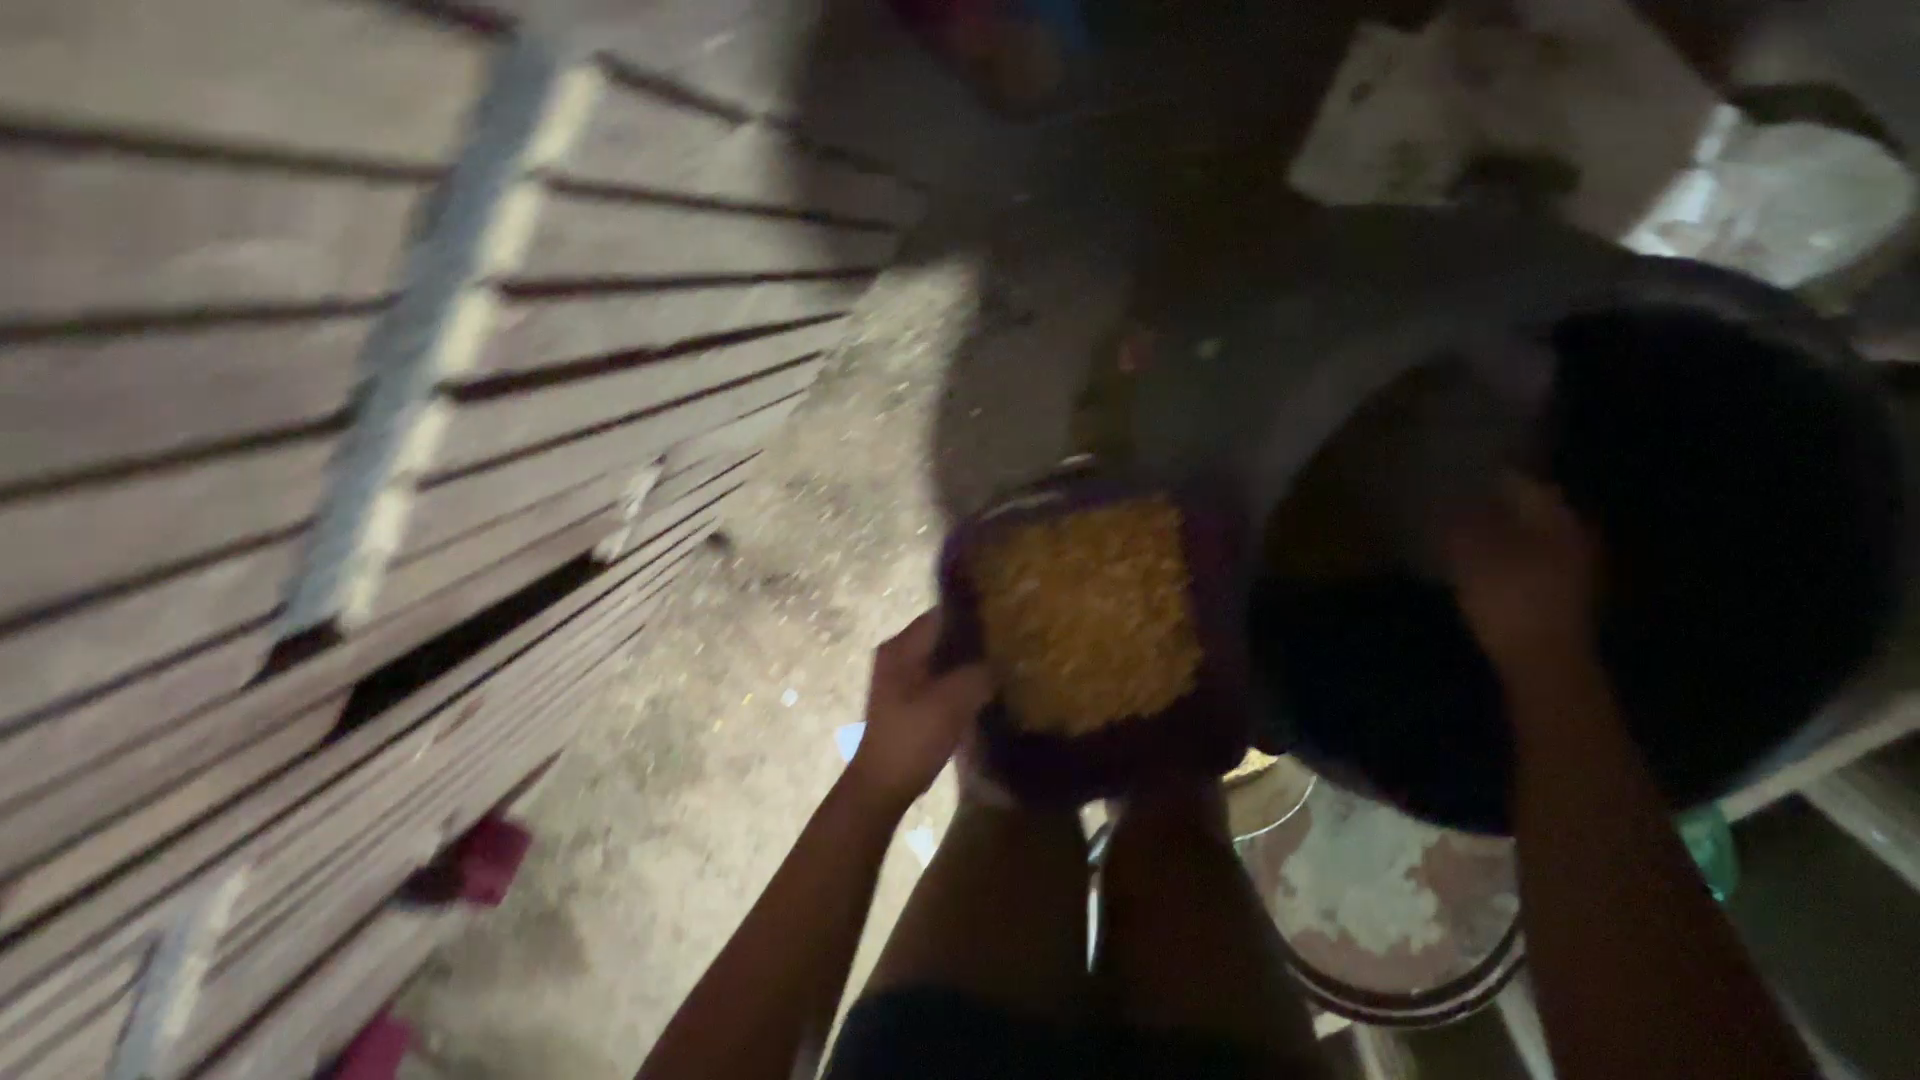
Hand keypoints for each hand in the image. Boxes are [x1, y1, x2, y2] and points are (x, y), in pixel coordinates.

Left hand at [845, 610, 993, 810]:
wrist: (882, 786)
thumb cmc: (912, 739)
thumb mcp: (951, 703)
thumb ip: (979, 675)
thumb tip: (1002, 662)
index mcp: (901, 647)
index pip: (942, 614)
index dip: (974, 614)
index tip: (1007, 616)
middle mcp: (897, 654)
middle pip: (943, 635)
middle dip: (975, 639)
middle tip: (1012, 642)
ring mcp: (901, 678)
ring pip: (943, 658)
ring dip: (969, 661)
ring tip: (1005, 663)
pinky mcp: (908, 699)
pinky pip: (940, 678)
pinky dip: (960, 680)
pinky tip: (986, 688)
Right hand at [1442, 474, 1601, 693]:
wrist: (1545, 664)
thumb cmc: (1510, 600)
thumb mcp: (1473, 556)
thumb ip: (1464, 524)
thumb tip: (1453, 501)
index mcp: (1556, 520)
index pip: (1525, 483)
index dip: (1493, 475)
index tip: (1464, 472)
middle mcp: (1574, 537)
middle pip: (1535, 509)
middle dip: (1500, 503)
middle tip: (1463, 498)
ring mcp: (1575, 569)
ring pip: (1535, 536)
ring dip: (1506, 530)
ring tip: (1469, 529)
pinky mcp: (1564, 596)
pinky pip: (1535, 561)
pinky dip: (1511, 554)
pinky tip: (1486, 562)